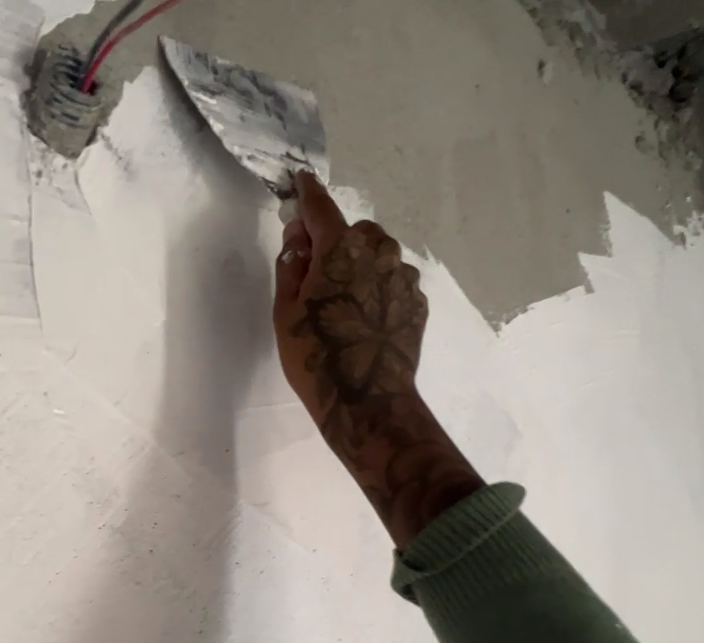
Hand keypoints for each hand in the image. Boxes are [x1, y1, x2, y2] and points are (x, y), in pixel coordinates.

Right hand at [273, 173, 427, 425]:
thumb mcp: (286, 311)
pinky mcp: (417, 302)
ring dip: (359, 266)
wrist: (368, 400)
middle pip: (354, 232)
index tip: (300, 181)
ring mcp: (403, 277)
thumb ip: (291, 266)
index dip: (307, 193)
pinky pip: (392, 282)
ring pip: (377, 256)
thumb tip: (299, 239)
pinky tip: (363, 319)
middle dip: (335, 243)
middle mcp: (379, 252)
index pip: (320, 207)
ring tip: (343, 302)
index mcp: (341, 247)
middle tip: (315, 274)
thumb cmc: (316, 356)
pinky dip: (376, 289)